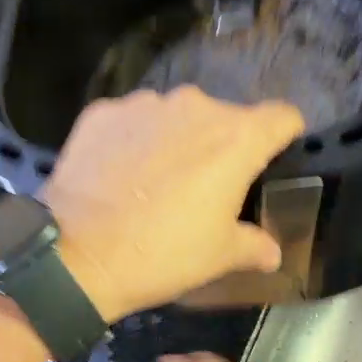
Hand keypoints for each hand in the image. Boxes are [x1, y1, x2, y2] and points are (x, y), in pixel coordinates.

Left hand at [40, 87, 302, 320]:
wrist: (76, 256)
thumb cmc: (162, 254)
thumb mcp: (219, 256)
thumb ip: (253, 244)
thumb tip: (273, 251)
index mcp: (237, 138)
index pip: (282, 117)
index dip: (285, 136)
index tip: (274, 157)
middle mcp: (194, 107)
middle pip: (224, 116)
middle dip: (220, 145)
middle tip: (205, 185)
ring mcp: (143, 105)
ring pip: (174, 116)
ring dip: (174, 139)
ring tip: (155, 181)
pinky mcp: (102, 112)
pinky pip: (130, 121)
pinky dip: (132, 140)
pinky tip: (118, 175)